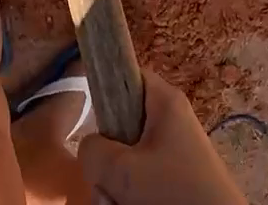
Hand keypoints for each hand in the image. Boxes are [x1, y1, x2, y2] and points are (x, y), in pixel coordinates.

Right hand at [78, 71, 245, 204]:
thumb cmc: (174, 192)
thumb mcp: (124, 171)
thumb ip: (94, 151)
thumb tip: (90, 146)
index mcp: (165, 101)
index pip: (126, 74)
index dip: (105, 90)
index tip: (94, 120)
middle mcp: (171, 120)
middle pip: (122, 123)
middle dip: (109, 154)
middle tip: (107, 177)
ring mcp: (175, 151)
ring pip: (129, 157)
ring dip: (116, 182)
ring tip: (117, 200)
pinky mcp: (176, 178)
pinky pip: (142, 179)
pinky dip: (131, 195)